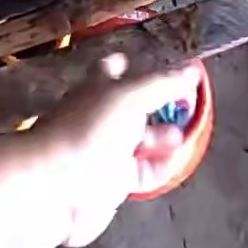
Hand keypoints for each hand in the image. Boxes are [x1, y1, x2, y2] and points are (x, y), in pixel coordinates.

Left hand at [33, 54, 203, 247]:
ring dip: (163, 133)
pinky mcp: (113, 182)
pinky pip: (142, 171)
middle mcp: (100, 114)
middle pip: (131, 104)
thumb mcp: (128, 97)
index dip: (136, 63)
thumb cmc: (89, 128)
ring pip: (139, 138)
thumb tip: (193, 69)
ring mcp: (106, 149)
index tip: (162, 62)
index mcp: (98, 86)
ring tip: (189, 130)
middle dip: (157, 102)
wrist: (55, 184)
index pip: (115, 67)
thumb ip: (161, 84)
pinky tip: (178, 160)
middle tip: (188, 102)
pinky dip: (161, 165)